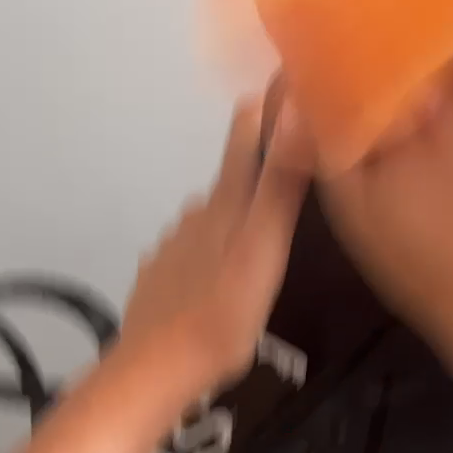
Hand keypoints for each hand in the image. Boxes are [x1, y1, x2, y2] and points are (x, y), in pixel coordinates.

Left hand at [115, 96, 313, 400]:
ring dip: (235, 218)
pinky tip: (220, 277)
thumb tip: (293, 113)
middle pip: (230, 182)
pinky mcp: (159, 278)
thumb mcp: (264, 250)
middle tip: (292, 174)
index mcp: (225, 206)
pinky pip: (191, 253)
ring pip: (210, 220)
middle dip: (259, 170)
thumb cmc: (223, 314)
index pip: (245, 140)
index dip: (264, 110)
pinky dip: (210, 253)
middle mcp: (195, 217)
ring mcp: (172, 248)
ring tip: (261, 237)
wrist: (159, 369)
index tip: (285, 82)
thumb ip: (279, 186)